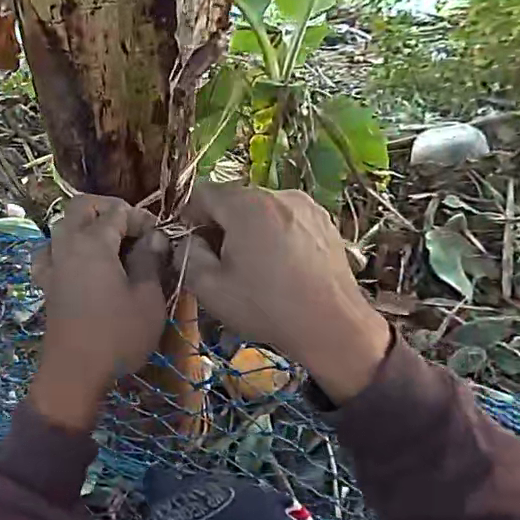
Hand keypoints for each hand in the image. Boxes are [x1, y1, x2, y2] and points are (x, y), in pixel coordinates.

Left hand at [29, 195, 171, 429]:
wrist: (75, 374)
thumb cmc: (118, 335)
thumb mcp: (147, 298)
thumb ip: (150, 261)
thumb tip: (154, 236)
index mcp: (93, 243)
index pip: (117, 212)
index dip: (141, 218)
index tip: (158, 237)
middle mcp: (67, 246)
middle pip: (81, 207)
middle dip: (108, 208)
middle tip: (133, 227)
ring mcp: (52, 265)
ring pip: (62, 226)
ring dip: (85, 224)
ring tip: (110, 243)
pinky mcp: (46, 285)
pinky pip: (50, 252)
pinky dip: (63, 247)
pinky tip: (77, 262)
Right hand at [177, 184, 389, 403]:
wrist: (333, 326)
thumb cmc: (267, 307)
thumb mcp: (210, 289)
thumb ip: (187, 256)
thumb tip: (187, 242)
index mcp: (246, 204)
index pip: (202, 192)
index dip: (189, 217)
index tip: (193, 246)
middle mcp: (278, 195)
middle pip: (234, 199)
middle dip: (220, 225)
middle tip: (221, 263)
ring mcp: (306, 206)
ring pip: (262, 210)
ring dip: (249, 230)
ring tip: (255, 268)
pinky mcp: (325, 222)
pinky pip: (287, 219)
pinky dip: (276, 235)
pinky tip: (281, 268)